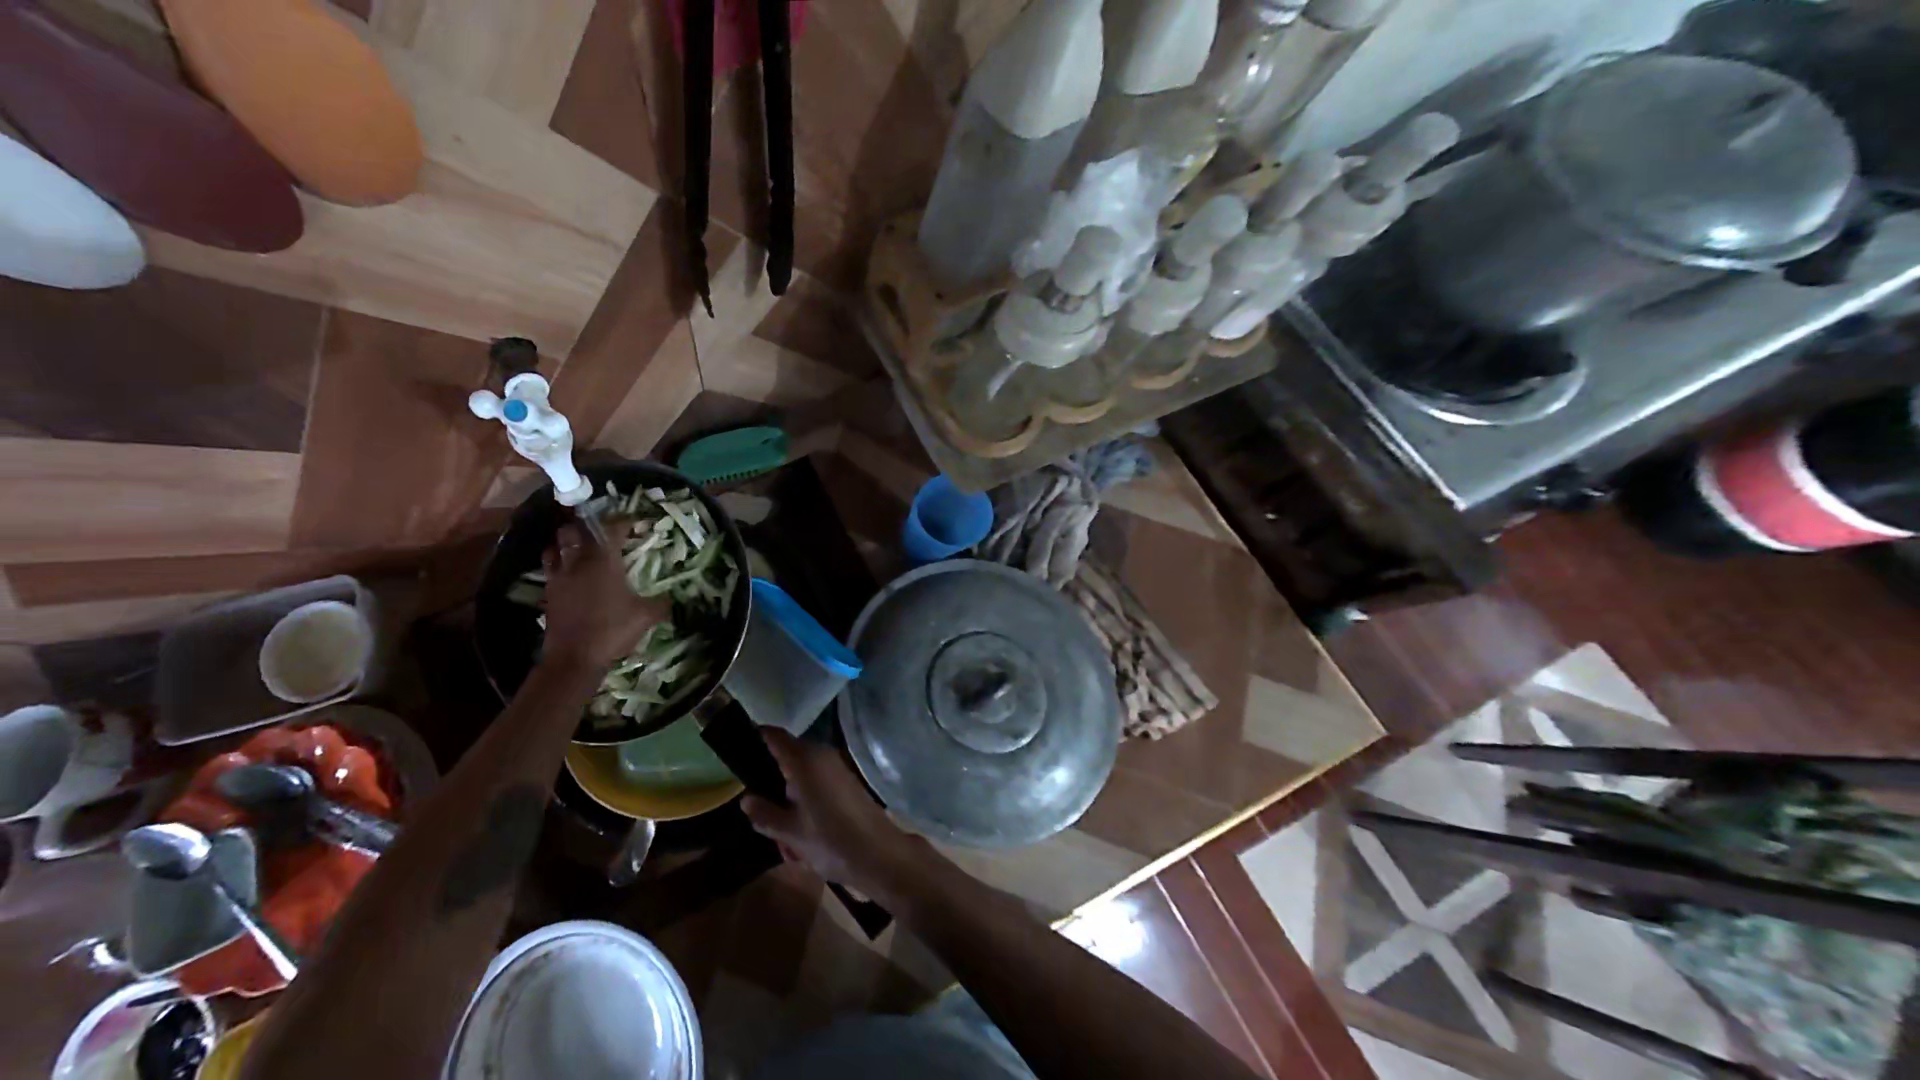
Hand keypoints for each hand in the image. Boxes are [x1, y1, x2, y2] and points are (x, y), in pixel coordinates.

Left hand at [539, 522, 666, 670]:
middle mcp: (578, 563)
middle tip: (601, 531)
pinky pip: (549, 567)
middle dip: (587, 526)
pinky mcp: (548, 592)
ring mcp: (559, 577)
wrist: (574, 658)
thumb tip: (672, 597)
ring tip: (579, 546)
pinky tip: (568, 570)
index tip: (634, 522)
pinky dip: (557, 561)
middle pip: (574, 531)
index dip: (623, 522)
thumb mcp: (646, 616)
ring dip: (567, 541)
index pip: (611, 529)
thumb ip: (661, 603)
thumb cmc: (612, 630)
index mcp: (604, 562)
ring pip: (555, 546)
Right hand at [742, 729, 924, 903]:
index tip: (738, 753)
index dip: (755, 739)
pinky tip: (805, 843)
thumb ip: (764, 813)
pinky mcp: (846, 784)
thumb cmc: (830, 840)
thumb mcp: (789, 832)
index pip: (774, 736)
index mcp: (805, 760)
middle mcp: (822, 756)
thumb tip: (747, 799)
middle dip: (772, 789)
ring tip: (788, 844)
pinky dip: (807, 809)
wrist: (879, 854)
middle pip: (787, 761)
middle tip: (763, 820)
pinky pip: (817, 789)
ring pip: (801, 780)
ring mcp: (836, 769)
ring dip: (790, 807)